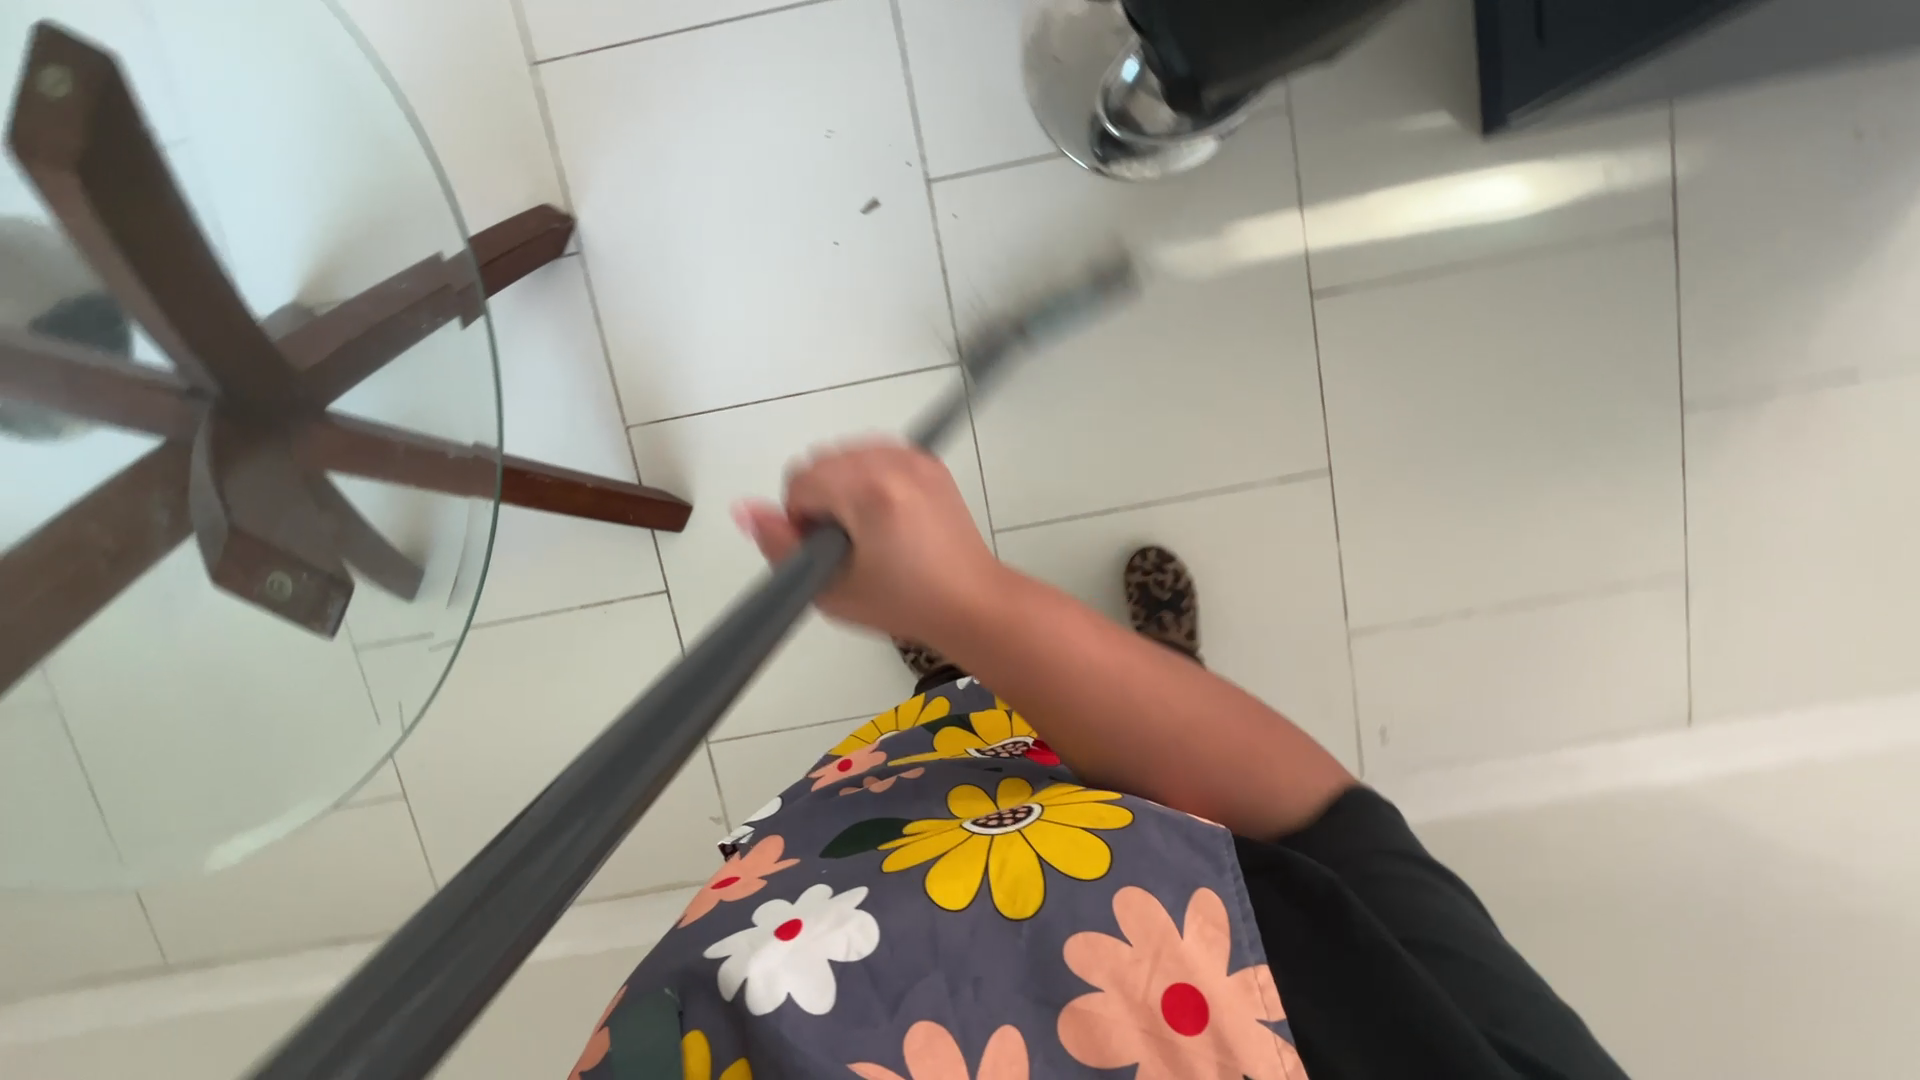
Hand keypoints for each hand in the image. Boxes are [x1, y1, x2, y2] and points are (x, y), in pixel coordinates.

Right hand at [733, 440, 1008, 643]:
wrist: (969, 601)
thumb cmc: (903, 603)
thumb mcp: (831, 587)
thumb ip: (781, 546)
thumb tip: (743, 509)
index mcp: (869, 491)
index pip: (800, 481)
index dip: (800, 519)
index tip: (826, 550)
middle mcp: (893, 462)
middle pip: (822, 460)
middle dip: (821, 497)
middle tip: (846, 543)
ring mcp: (915, 458)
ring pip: (848, 454)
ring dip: (843, 485)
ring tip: (866, 530)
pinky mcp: (929, 462)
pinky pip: (878, 454)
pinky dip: (869, 477)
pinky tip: (884, 515)